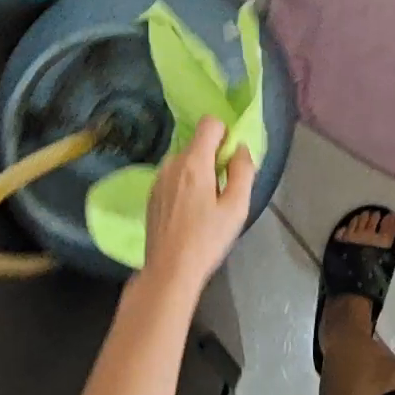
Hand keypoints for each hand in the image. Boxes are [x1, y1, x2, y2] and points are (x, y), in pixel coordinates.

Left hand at [140, 116, 256, 292]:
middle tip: (223, 190)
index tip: (231, 160)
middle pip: (198, 143)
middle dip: (213, 157)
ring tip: (205, 205)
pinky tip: (188, 213)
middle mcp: (172, 162)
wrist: (168, 272)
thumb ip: (243, 170)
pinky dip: (184, 183)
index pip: (210, 122)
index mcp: (194, 161)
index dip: (225, 134)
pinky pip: (174, 175)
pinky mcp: (151, 193)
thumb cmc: (206, 239)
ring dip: (198, 171)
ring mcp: (158, 178)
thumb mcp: (237, 207)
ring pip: (185, 160)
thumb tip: (240, 149)